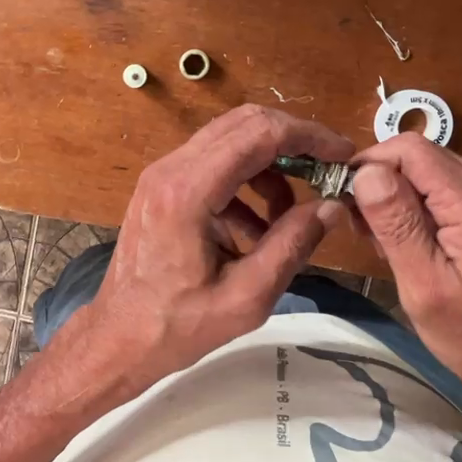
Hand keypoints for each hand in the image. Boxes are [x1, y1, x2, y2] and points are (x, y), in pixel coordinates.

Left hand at [62, 105, 354, 395]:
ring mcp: (160, 176)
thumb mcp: (247, 297)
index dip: (308, 136)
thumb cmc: (178, 326)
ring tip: (292, 216)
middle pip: (243, 124)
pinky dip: (244, 184)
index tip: (343, 156)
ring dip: (269, 167)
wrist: (118, 338)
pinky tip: (257, 231)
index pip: (258, 134)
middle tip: (327, 173)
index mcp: (187, 192)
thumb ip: (292, 245)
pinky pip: (212, 165)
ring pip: (228, 141)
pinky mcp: (160, 188)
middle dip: (293, 141)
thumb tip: (333, 206)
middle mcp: (169, 170)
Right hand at [348, 134, 461, 414]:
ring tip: (387, 244)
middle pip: (423, 156)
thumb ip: (397, 224)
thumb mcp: (424, 286)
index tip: (345, 200)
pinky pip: (450, 190)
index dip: (370, 164)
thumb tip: (365, 172)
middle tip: (363, 231)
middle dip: (383, 182)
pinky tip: (414, 244)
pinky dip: (422, 207)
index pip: (412, 149)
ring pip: (434, 172)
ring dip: (400, 197)